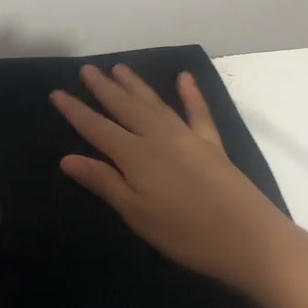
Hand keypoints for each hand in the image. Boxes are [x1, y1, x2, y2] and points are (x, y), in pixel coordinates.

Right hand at [51, 64, 293, 292]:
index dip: (76, 111)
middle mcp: (158, 137)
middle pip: (125, 107)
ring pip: (155, 103)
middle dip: (103, 88)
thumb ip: (104, 182)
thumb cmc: (186, 233)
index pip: (97, 128)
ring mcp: (187, 137)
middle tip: (87, 69)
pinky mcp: (212, 144)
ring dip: (135, 85)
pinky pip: (198, 112)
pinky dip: (190, 94)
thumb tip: (67, 158)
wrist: (250, 238)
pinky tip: (184, 78)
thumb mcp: (137, 214)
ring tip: (119, 68)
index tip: (57, 92)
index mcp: (135, 155)